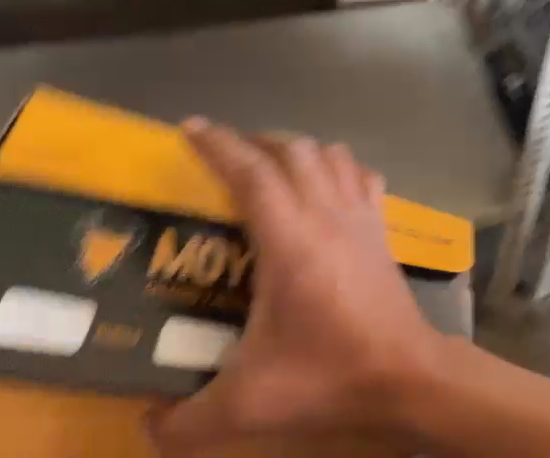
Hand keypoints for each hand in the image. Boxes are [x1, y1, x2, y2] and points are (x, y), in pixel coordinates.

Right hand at [148, 118, 444, 454]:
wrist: (404, 376)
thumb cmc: (325, 377)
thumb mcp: (244, 405)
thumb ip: (183, 419)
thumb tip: (145, 422)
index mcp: (290, 240)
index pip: (252, 173)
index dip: (219, 146)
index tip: (191, 128)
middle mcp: (327, 214)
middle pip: (293, 151)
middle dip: (255, 143)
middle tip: (223, 157)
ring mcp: (361, 217)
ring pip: (331, 155)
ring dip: (298, 150)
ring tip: (269, 167)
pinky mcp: (382, 228)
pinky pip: (361, 176)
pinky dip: (339, 167)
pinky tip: (326, 184)